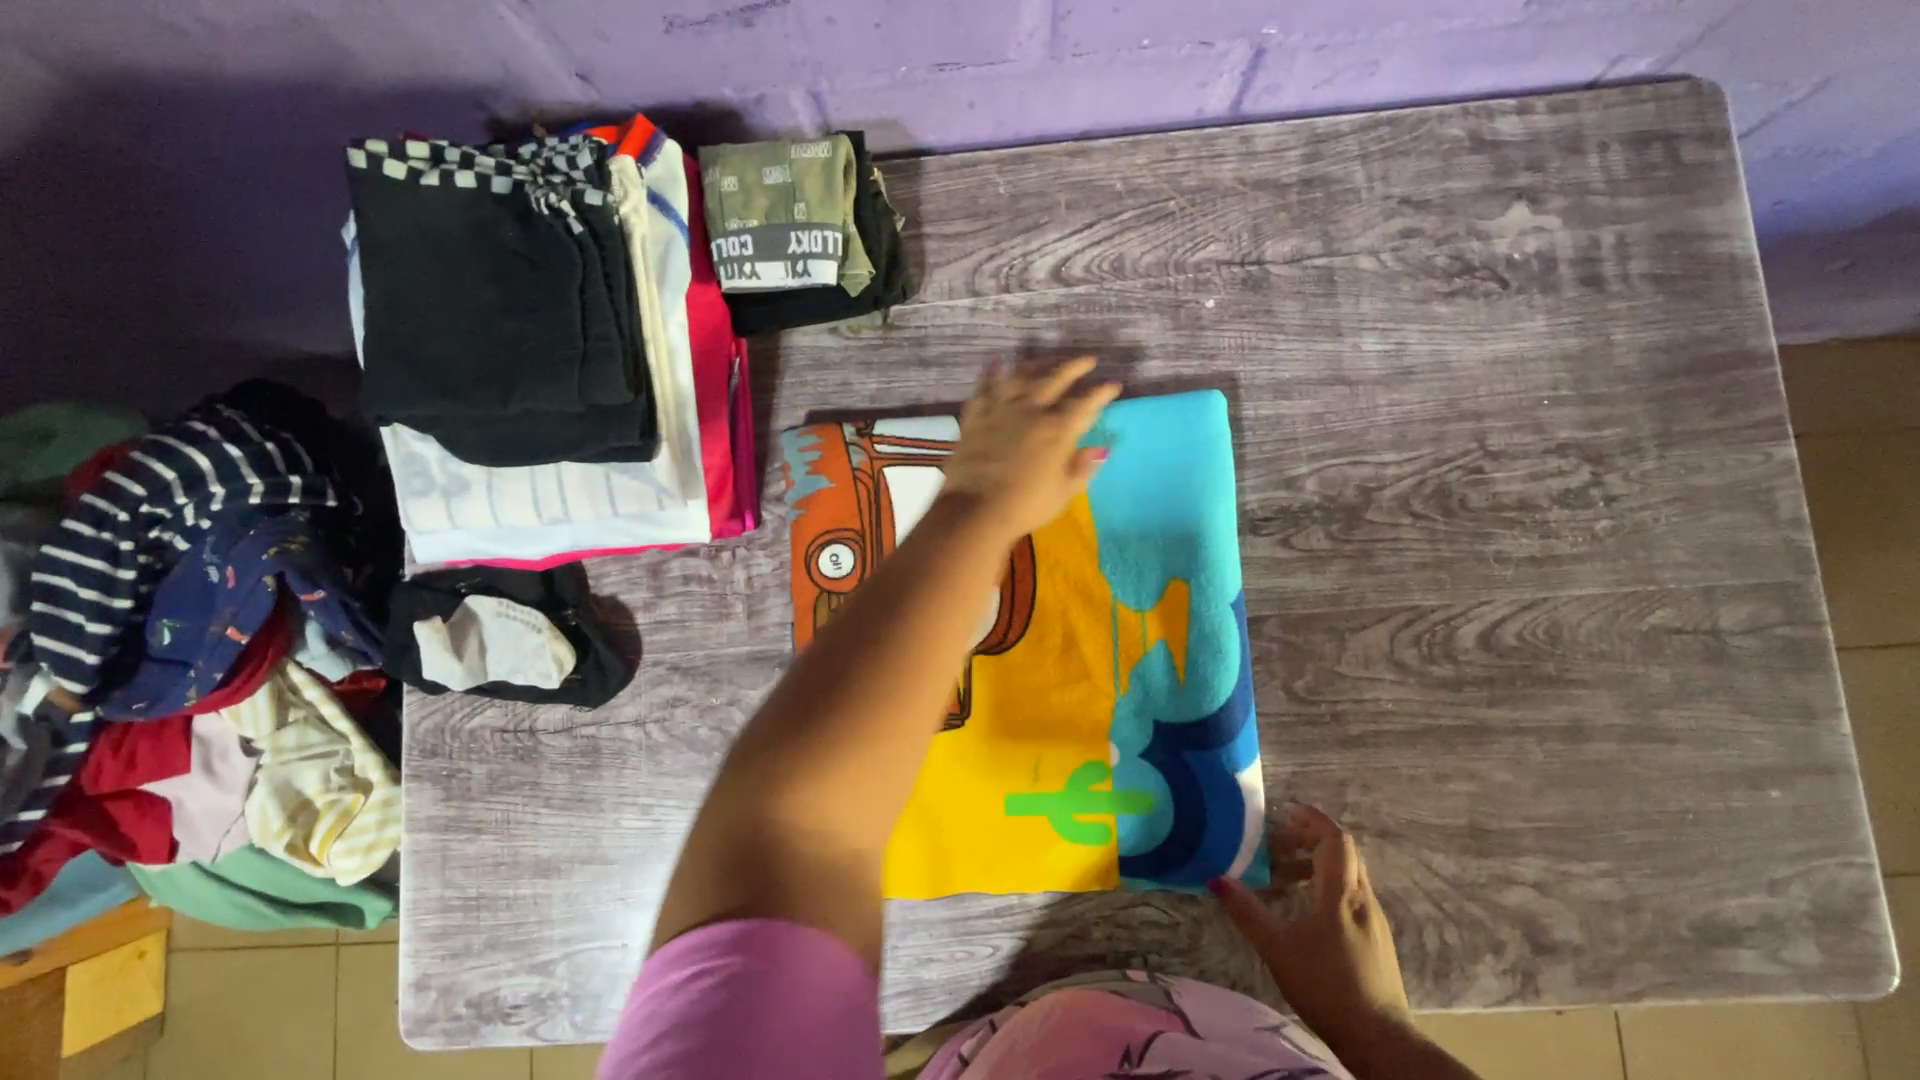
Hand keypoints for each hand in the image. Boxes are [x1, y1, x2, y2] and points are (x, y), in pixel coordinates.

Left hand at [938, 357, 1120, 541]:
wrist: (975, 510)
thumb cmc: (1024, 506)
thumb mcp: (1063, 493)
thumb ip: (1082, 469)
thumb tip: (1098, 451)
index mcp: (1057, 430)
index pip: (1085, 404)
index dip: (1101, 393)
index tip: (1113, 386)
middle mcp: (1031, 411)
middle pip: (1055, 379)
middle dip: (1075, 366)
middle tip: (1087, 360)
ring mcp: (1000, 410)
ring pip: (1021, 376)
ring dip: (1038, 364)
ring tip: (1048, 360)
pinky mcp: (975, 417)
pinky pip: (984, 387)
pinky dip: (991, 373)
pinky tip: (996, 362)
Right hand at [1209, 802, 1412, 1050]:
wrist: (1379, 1037)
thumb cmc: (1326, 985)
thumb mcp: (1277, 948)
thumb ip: (1247, 911)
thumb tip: (1216, 878)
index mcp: (1341, 893)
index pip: (1334, 838)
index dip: (1310, 818)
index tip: (1283, 812)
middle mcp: (1362, 898)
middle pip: (1342, 851)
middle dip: (1309, 837)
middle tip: (1275, 842)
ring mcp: (1372, 919)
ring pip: (1347, 874)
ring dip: (1315, 863)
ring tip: (1281, 876)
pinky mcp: (1375, 939)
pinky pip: (1349, 895)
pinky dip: (1325, 886)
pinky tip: (1303, 908)